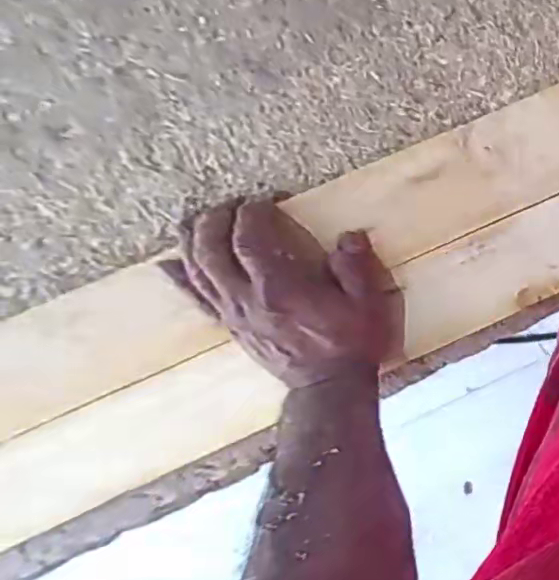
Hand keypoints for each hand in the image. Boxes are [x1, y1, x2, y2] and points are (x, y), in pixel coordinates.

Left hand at [162, 197, 401, 388]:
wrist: (328, 381)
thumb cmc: (353, 340)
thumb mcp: (368, 302)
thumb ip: (356, 268)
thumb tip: (350, 236)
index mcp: (282, 287)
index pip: (253, 240)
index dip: (253, 214)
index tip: (265, 199)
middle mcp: (247, 296)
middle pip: (212, 249)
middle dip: (216, 219)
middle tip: (231, 203)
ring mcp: (232, 311)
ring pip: (196, 268)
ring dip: (193, 239)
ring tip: (199, 219)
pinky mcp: (229, 324)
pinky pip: (195, 296)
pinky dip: (179, 276)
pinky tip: (169, 263)